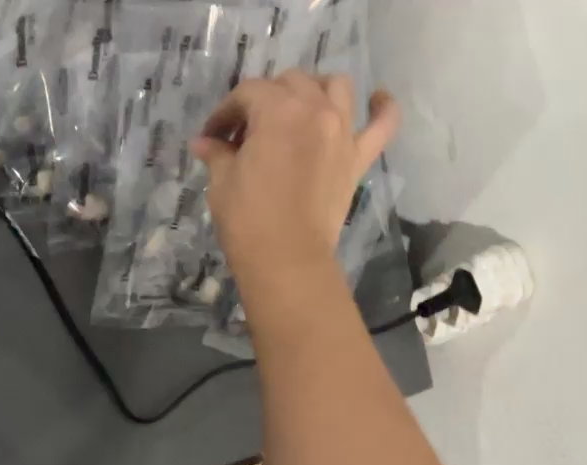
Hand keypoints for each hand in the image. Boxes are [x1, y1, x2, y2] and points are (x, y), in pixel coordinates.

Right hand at [193, 72, 401, 278]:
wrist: (286, 259)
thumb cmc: (247, 221)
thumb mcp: (222, 183)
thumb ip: (217, 155)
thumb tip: (203, 143)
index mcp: (277, 111)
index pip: (247, 93)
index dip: (225, 113)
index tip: (211, 138)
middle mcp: (315, 109)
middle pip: (290, 83)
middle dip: (263, 101)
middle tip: (246, 134)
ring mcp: (342, 131)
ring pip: (335, 86)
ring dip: (314, 89)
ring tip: (298, 110)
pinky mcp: (357, 157)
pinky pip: (383, 123)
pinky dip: (383, 107)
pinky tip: (377, 99)